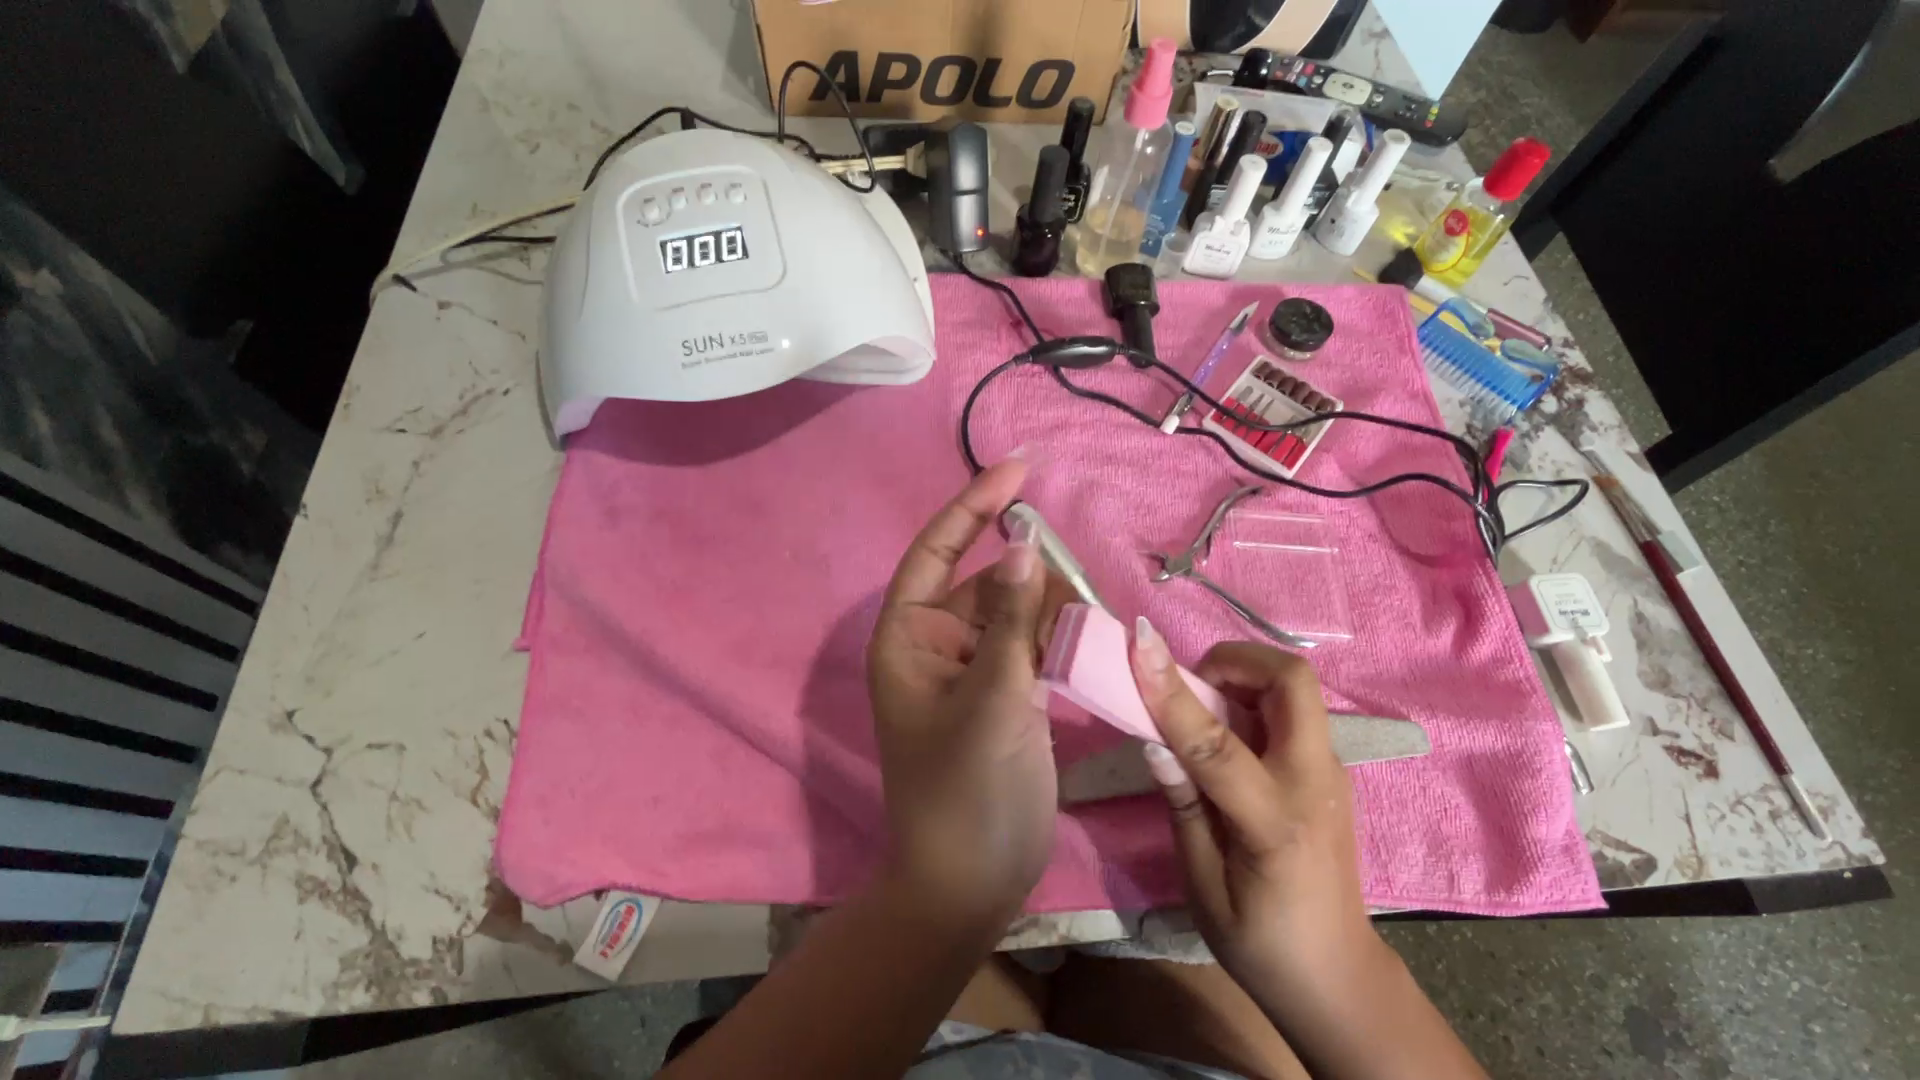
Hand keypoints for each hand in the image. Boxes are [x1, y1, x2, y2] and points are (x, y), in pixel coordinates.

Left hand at [866, 460, 1070, 927]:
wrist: (971, 882)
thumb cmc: (966, 790)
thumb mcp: (992, 699)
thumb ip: (1010, 621)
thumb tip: (1021, 544)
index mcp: (908, 637)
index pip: (937, 551)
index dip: (975, 505)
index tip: (1021, 469)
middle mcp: (936, 646)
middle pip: (990, 583)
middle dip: (1033, 584)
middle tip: (1073, 614)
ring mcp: (973, 673)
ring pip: (1019, 615)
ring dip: (1053, 614)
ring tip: (1084, 638)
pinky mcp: (1006, 697)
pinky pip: (1034, 648)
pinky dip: (1060, 642)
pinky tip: (1089, 648)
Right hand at [1129, 624, 1382, 997]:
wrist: (1339, 978)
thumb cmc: (1260, 944)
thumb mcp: (1204, 888)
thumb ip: (1183, 808)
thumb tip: (1156, 741)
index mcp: (1276, 824)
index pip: (1217, 744)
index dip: (1173, 691)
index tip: (1139, 641)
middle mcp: (1314, 784)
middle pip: (1292, 681)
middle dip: (1236, 659)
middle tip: (1193, 683)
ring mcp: (1331, 774)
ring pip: (1296, 691)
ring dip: (1245, 679)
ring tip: (1203, 711)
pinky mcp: (1331, 773)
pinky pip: (1294, 715)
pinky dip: (1254, 703)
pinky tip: (1227, 741)